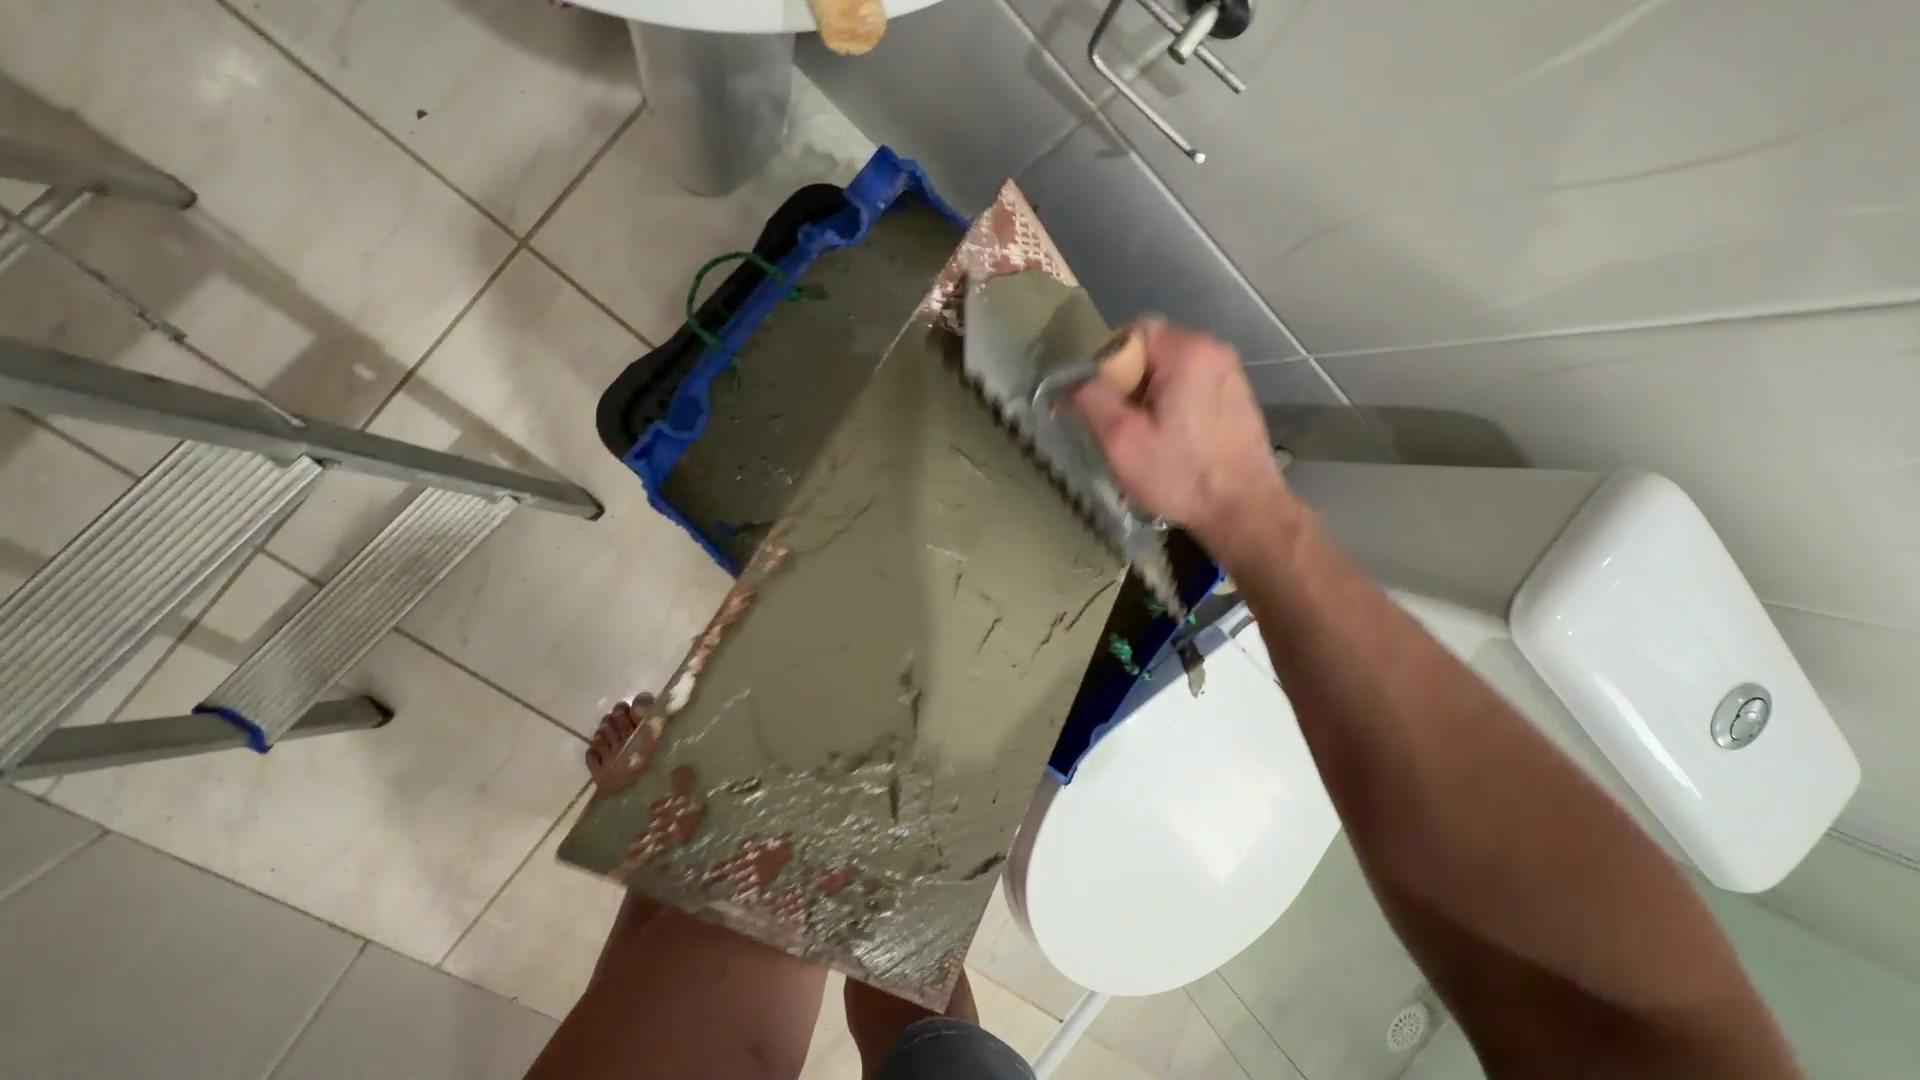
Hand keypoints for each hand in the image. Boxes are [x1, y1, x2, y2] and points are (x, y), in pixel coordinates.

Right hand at [1070, 318, 1288, 547]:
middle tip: (1119, 429)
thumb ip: (1090, 399)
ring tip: (1143, 442)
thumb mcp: (1121, 439)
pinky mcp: (1236, 399)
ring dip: (1147, 403)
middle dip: (1126, 387)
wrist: (1244, 511)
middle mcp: (1213, 351)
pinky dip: (1171, 410)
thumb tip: (1072, 381)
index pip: (1130, 333)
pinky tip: (1170, 446)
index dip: (1105, 366)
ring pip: (1168, 374)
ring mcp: (1230, 374)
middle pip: (1149, 353)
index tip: (1100, 405)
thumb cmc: (1181, 474)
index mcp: (1187, 351)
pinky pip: (1189, 390)